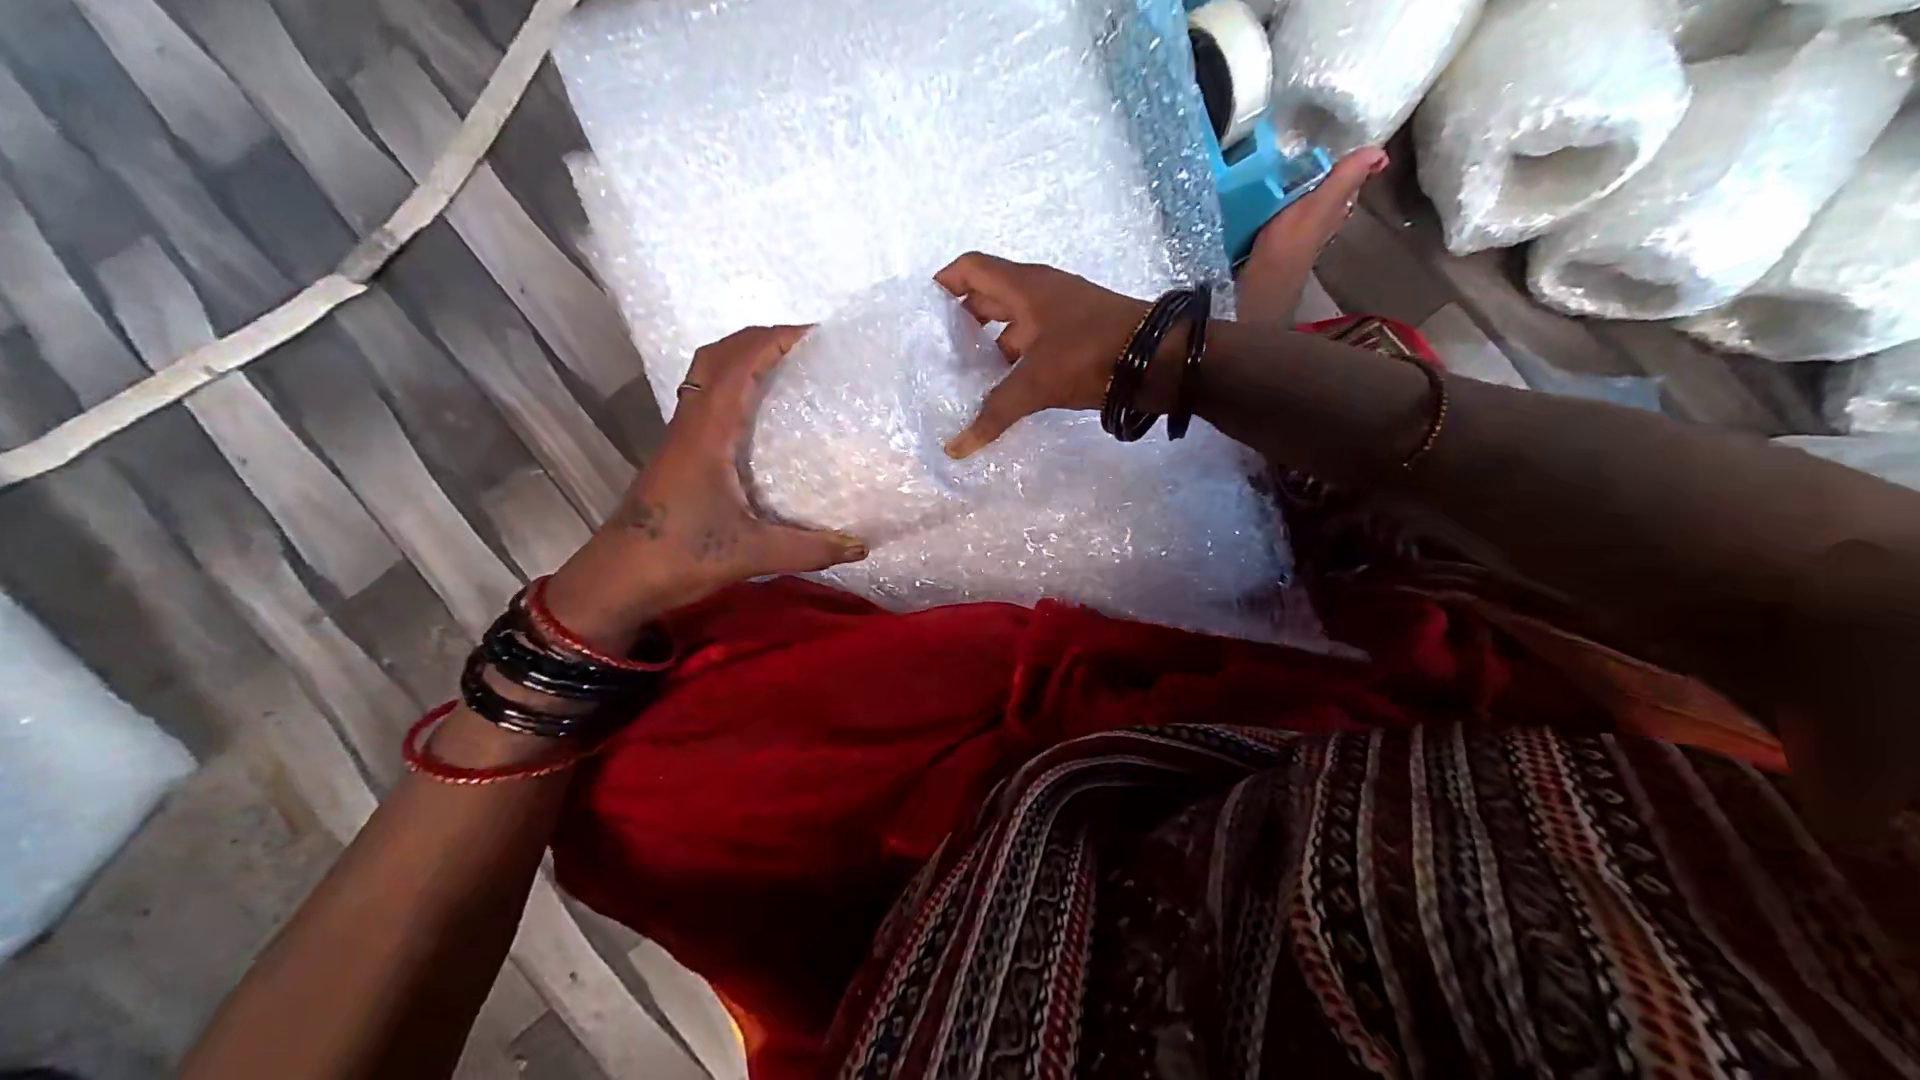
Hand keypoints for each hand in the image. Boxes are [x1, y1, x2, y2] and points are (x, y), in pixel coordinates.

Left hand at [543, 326, 866, 648]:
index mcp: (707, 434)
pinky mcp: (678, 452)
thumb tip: (861, 546)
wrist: (617, 579)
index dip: (772, 340)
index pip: (737, 366)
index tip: (812, 334)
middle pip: (716, 357)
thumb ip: (809, 549)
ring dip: (741, 356)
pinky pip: (705, 398)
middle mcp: (691, 424)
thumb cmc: (680, 557)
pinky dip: (732, 382)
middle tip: (803, 343)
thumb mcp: (752, 554)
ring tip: (784, 363)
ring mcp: (680, 437)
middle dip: (757, 337)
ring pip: (706, 374)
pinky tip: (757, 408)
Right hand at [934, 254, 1151, 458]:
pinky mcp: (1077, 340)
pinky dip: (1017, 363)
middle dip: (963, 322)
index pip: (972, 268)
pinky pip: (1035, 346)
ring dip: (991, 347)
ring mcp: (1061, 317)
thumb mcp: (1036, 382)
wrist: (1160, 361)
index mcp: (1025, 287)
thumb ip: (994, 413)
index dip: (944, 283)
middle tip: (940, 351)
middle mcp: (1040, 294)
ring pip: (1014, 326)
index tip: (923, 311)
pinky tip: (1005, 390)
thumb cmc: (1090, 353)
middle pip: (989, 298)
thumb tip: (955, 448)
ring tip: (967, 377)